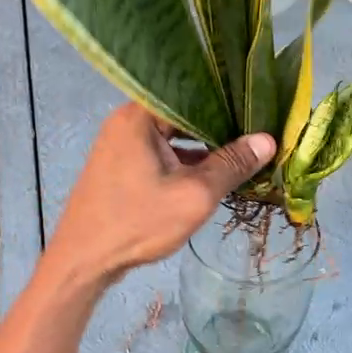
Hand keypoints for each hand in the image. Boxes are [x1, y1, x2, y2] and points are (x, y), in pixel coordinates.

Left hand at [44, 104, 275, 286]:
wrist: (83, 261)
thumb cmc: (137, 222)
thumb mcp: (194, 195)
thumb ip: (231, 164)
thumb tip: (267, 139)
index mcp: (140, 115)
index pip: (193, 92)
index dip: (228, 101)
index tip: (259, 111)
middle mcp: (127, 120)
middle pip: (182, 112)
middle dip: (219, 125)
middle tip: (257, 132)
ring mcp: (120, 143)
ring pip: (172, 134)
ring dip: (202, 146)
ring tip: (242, 153)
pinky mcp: (119, 164)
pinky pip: (159, 151)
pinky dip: (183, 160)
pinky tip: (211, 173)